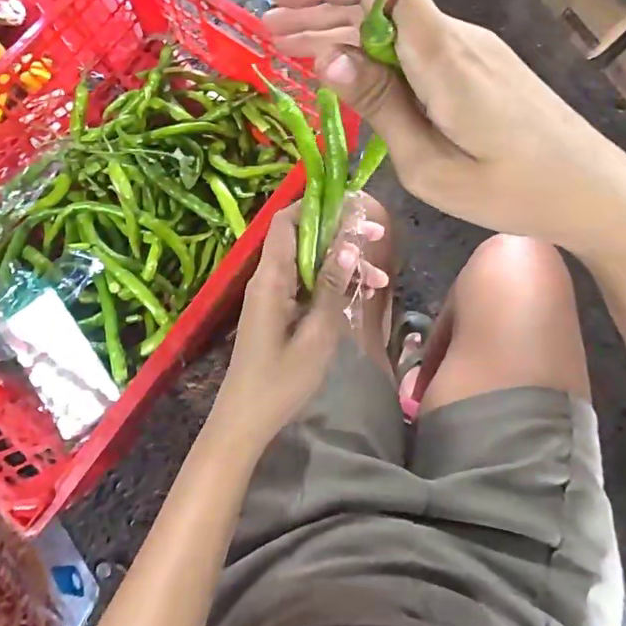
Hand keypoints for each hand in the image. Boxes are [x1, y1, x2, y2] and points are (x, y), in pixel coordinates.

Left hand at [208, 200, 387, 444]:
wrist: (245, 420)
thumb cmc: (280, 381)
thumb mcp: (316, 335)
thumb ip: (332, 288)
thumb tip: (349, 244)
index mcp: (270, 278)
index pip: (287, 221)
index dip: (317, 206)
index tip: (353, 204)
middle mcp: (268, 278)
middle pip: (302, 238)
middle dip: (340, 233)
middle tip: (378, 236)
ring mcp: (272, 294)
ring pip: (308, 262)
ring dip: (341, 262)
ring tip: (380, 277)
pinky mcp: (278, 310)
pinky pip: (305, 283)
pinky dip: (332, 283)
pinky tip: (363, 293)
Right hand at [263, 0, 625, 253]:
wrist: (597, 193)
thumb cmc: (514, 192)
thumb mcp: (431, 165)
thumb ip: (380, 105)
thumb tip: (326, 59)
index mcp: (443, 56)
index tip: (282, 2)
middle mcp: (458, 38)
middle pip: (380, 4)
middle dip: (320, 14)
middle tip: (272, 37)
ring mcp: (474, 50)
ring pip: (396, 27)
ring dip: (345, 37)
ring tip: (296, 55)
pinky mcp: (482, 67)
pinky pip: (418, 48)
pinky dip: (377, 54)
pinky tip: (351, 75)